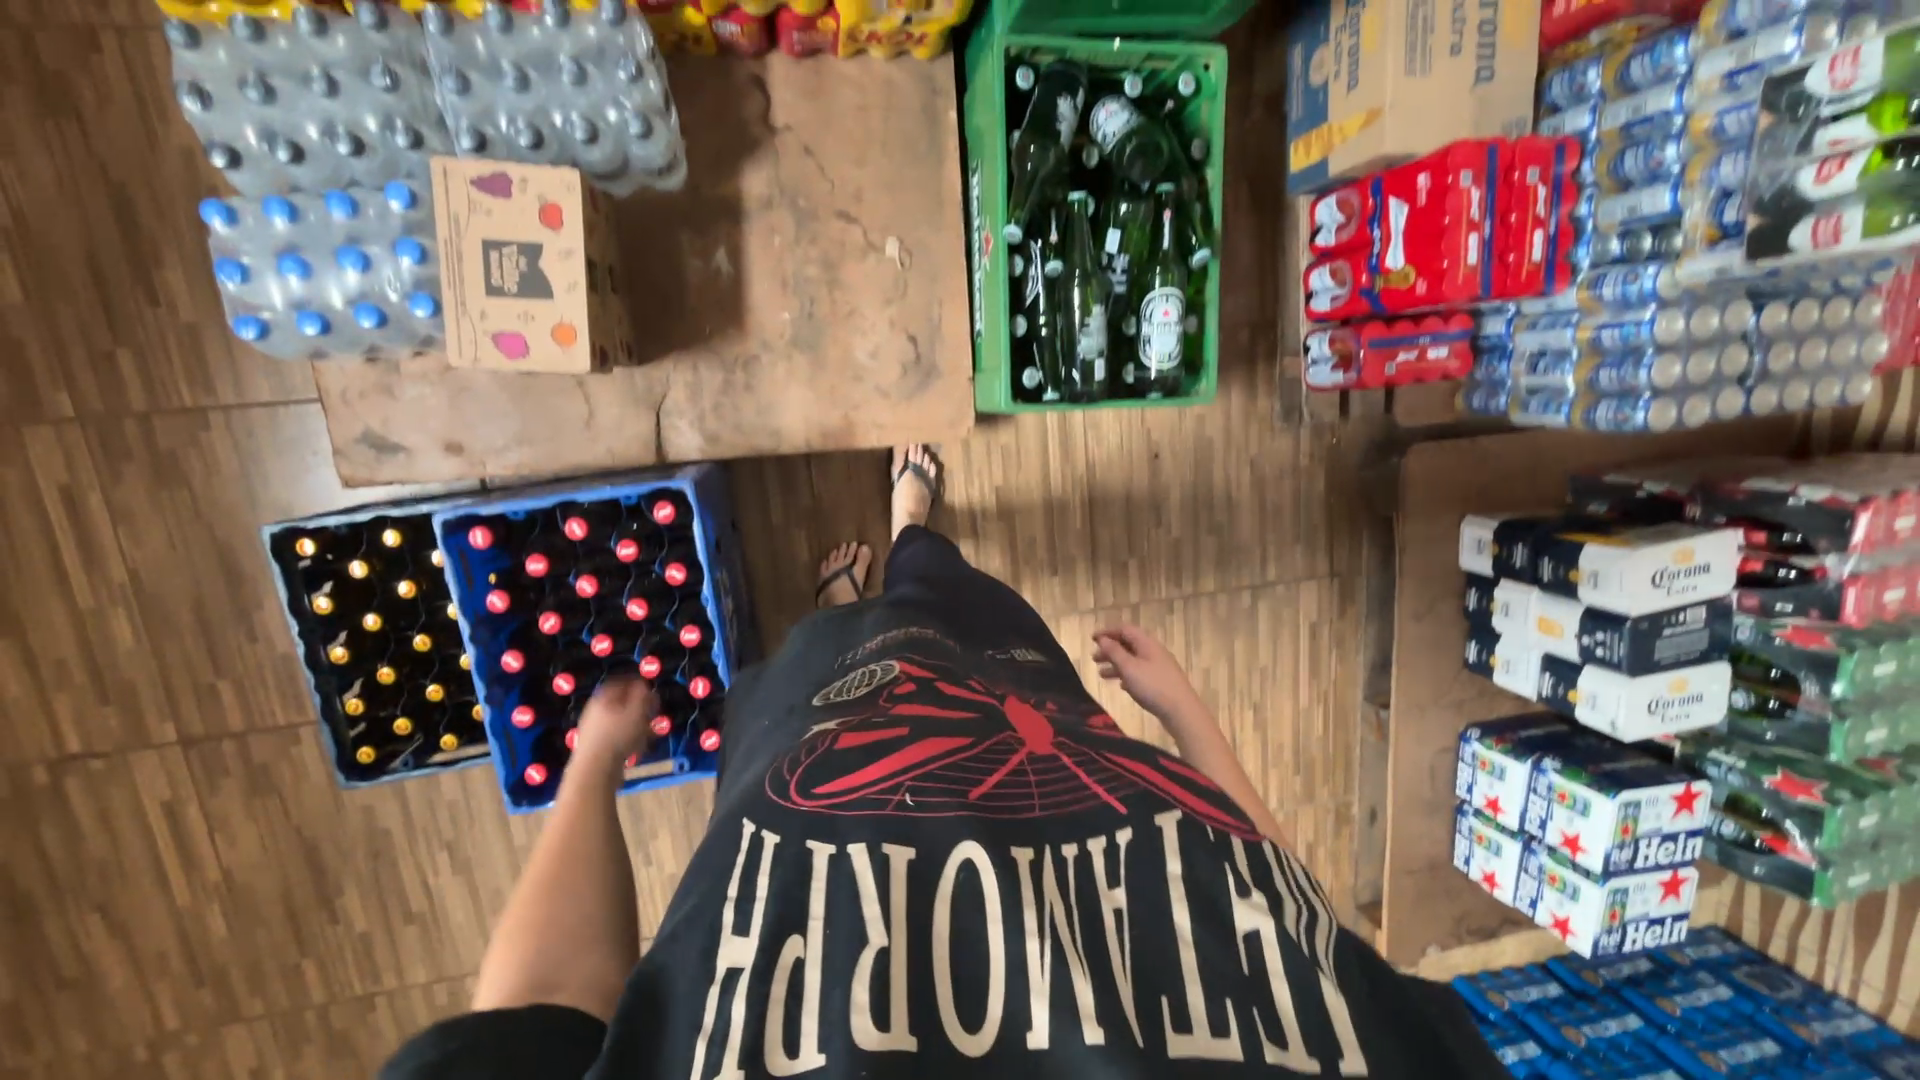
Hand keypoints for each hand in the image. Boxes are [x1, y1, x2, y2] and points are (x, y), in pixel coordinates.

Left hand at [570, 676, 656, 772]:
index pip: (621, 682)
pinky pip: (615, 737)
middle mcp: (594, 711)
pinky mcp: (594, 747)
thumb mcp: (637, 711)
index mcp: (602, 698)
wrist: (595, 771)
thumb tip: (644, 685)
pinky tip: (637, 748)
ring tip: (648, 734)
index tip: (651, 692)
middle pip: (620, 703)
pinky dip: (628, 739)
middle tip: (652, 714)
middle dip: (639, 708)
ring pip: (619, 721)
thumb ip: (643, 694)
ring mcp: (592, 730)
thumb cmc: (619, 736)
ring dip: (635, 726)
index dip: (638, 684)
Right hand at [1092, 624, 1202, 723]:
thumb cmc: (1152, 686)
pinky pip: (1140, 673)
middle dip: (1110, 650)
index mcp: (1147, 643)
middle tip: (1094, 658)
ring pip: (1133, 660)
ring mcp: (1159, 667)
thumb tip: (1103, 639)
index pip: (1125, 630)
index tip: (1092, 639)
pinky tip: (1121, 686)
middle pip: (1129, 644)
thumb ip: (1114, 652)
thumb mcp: (1129, 667)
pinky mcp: (1161, 682)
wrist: (1181, 711)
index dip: (1107, 632)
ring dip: (1116, 664)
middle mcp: (1154, 651)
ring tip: (1101, 674)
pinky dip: (1127, 675)